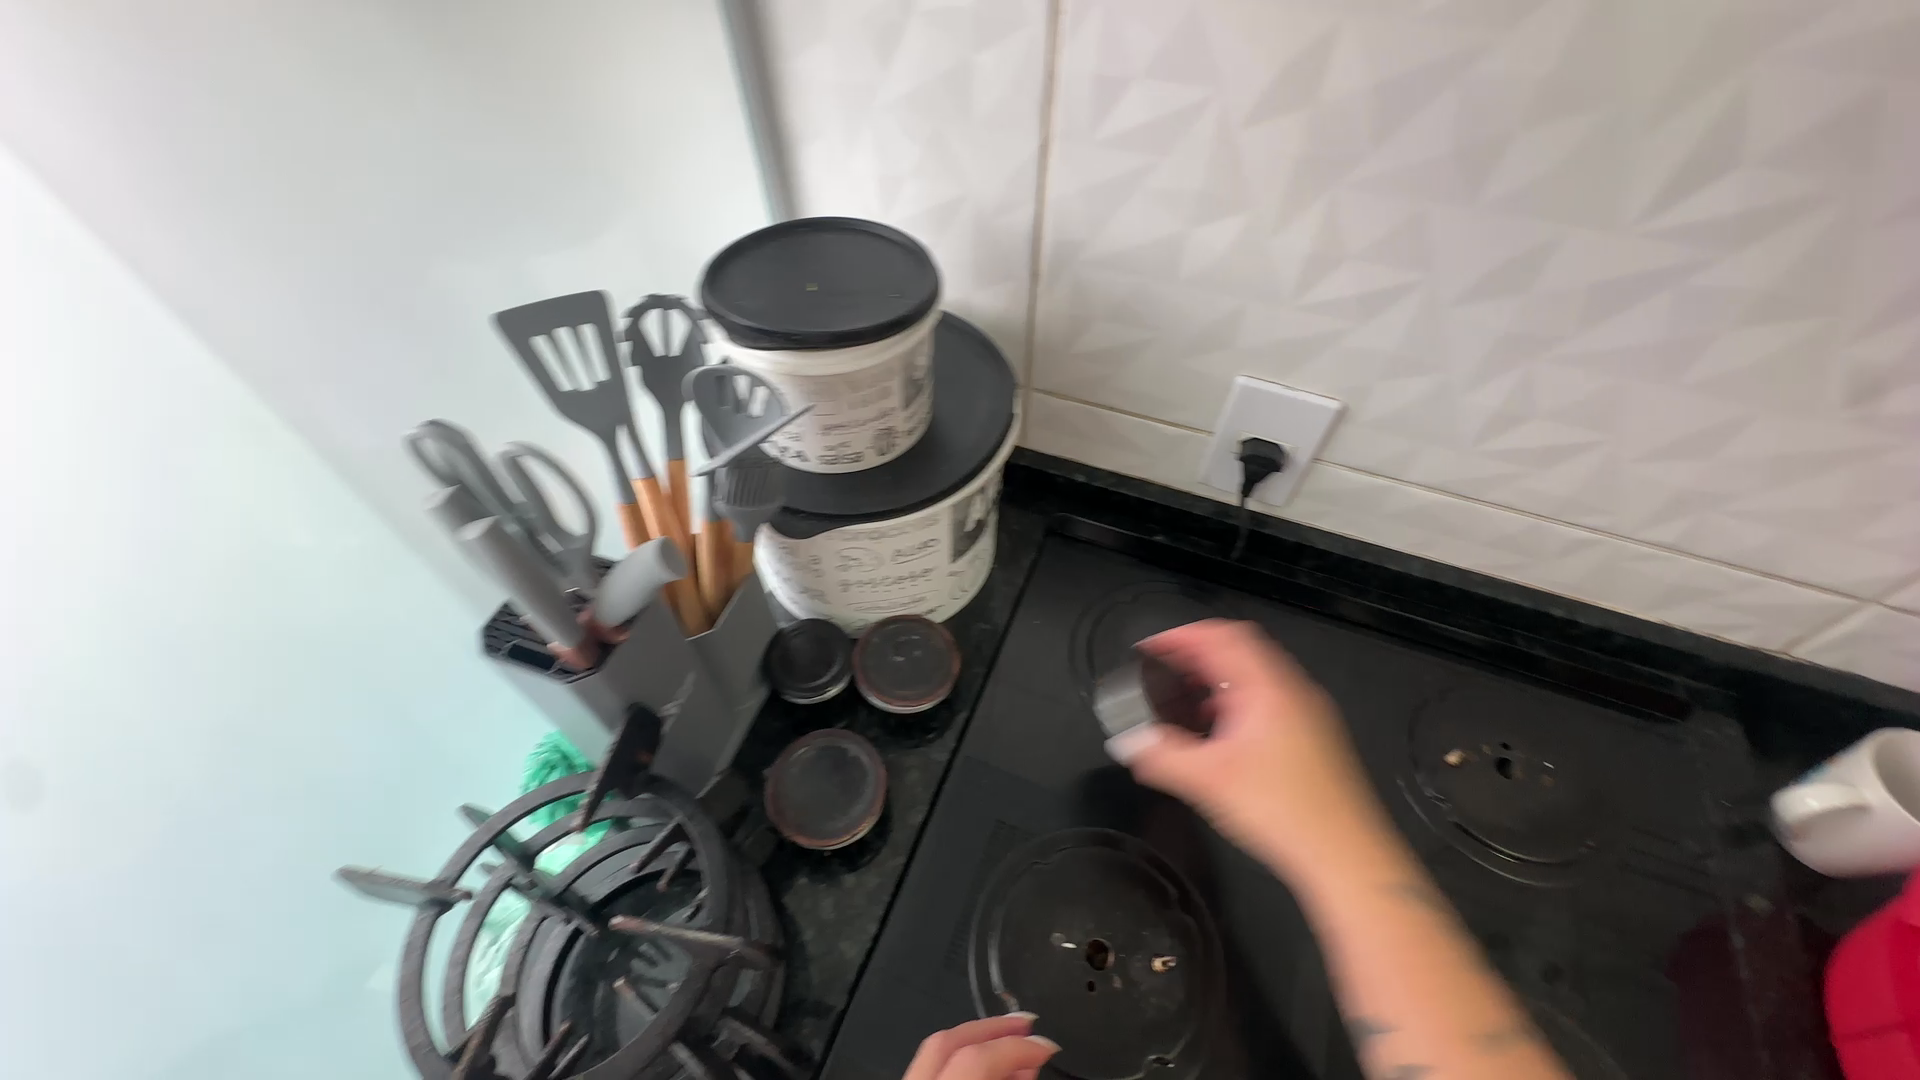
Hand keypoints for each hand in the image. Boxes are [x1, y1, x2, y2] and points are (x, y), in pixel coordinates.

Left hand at [904, 1015, 1058, 1079]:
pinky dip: (960, 1059)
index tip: (1046, 1045)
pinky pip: (932, 1066)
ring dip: (978, 1040)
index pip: (977, 1059)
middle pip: (949, 1040)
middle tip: (1028, 1023)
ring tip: (1013, 1045)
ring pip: (937, 1048)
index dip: (1017, 1047)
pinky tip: (986, 1066)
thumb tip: (1028, 1065)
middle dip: (992, 1027)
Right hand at [1113, 619, 1395, 881]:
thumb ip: (1160, 756)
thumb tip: (1128, 742)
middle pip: (1240, 648)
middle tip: (1164, 665)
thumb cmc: (1288, 814)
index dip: (1180, 636)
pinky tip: (1220, 731)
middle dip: (1196, 653)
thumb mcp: (1207, 781)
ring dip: (1217, 676)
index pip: (1220, 637)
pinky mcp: (1315, 736)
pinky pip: (1269, 698)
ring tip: (1185, 695)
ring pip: (1256, 674)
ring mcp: (1308, 713)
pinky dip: (1237, 699)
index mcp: (1267, 689)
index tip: (1152, 647)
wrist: (1347, 858)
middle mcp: (1293, 691)